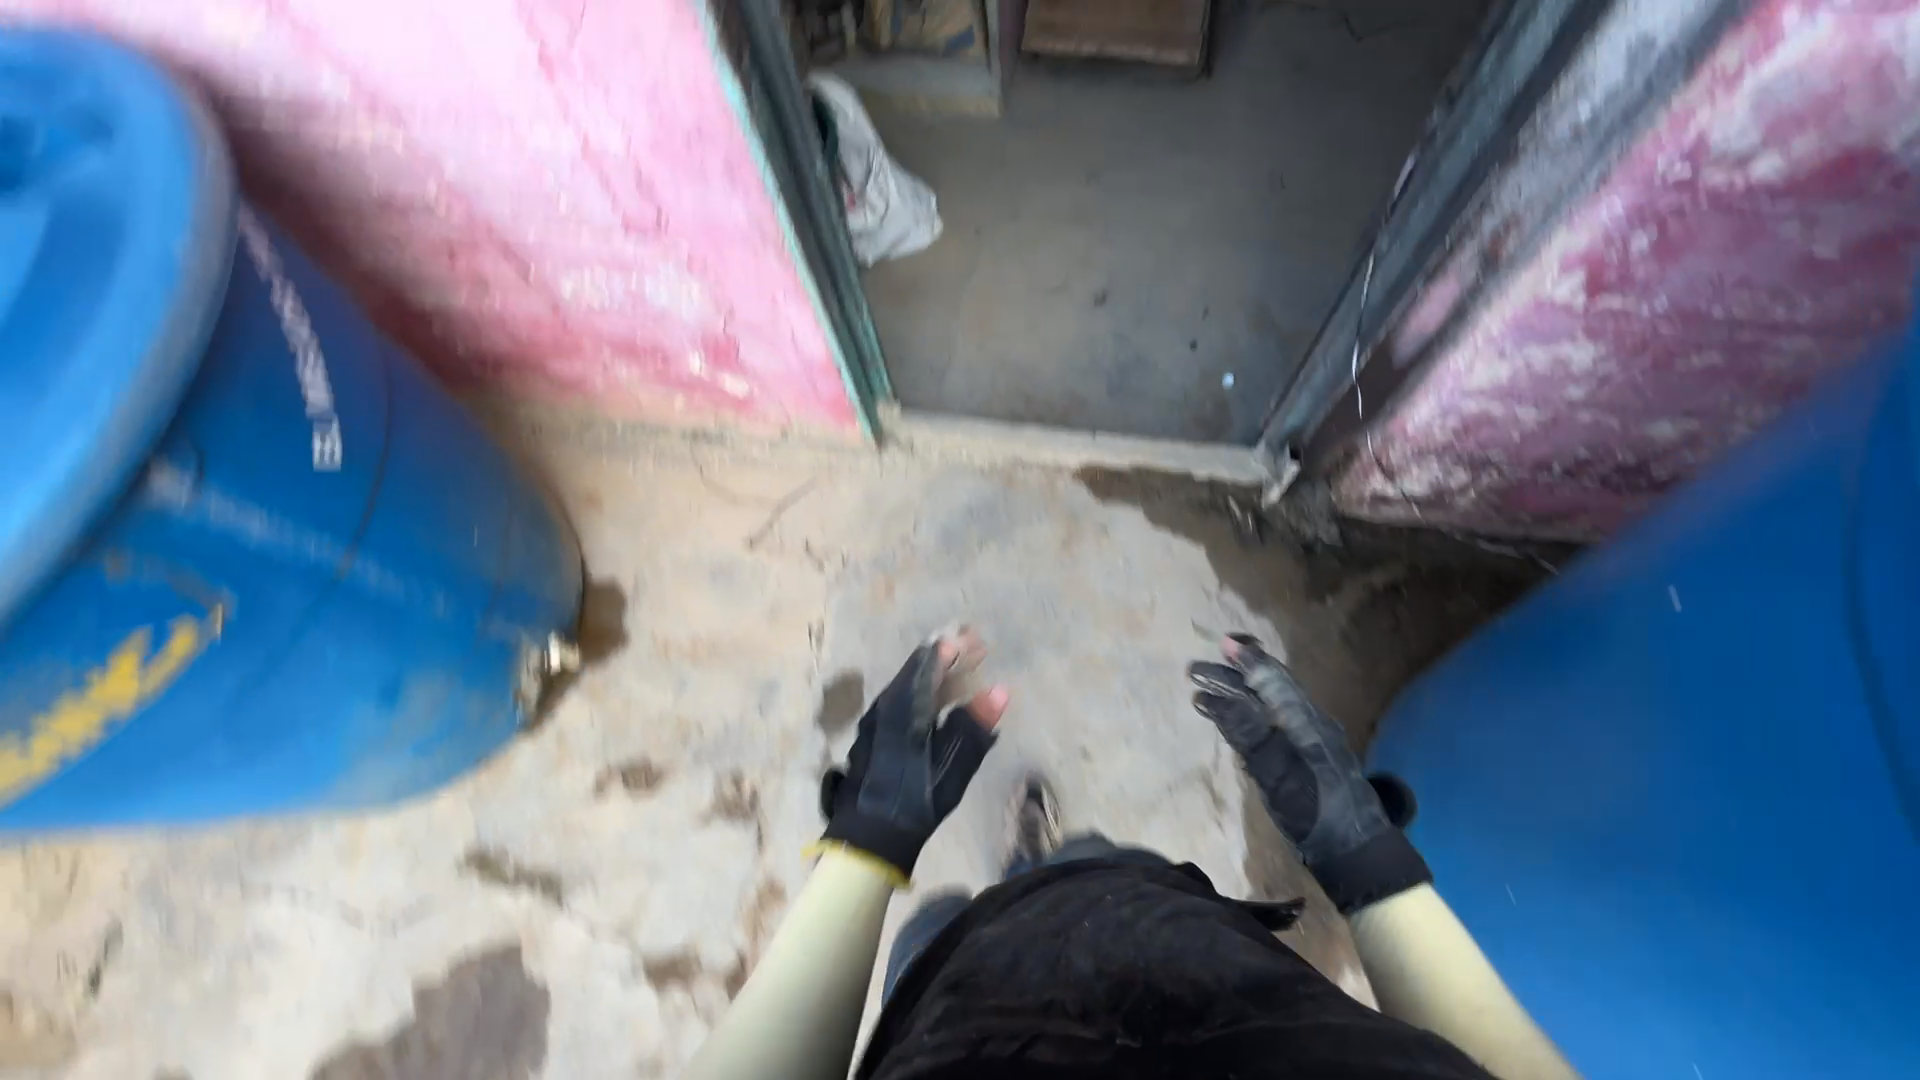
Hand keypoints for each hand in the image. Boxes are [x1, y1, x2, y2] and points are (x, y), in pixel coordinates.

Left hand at [818, 629, 1007, 884]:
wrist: (870, 833)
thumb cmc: (916, 799)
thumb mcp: (953, 767)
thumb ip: (975, 726)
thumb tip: (1000, 690)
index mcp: (906, 707)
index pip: (930, 664)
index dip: (953, 649)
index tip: (975, 639)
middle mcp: (887, 705)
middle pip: (917, 669)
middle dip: (945, 655)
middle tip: (972, 646)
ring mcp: (875, 718)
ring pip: (907, 682)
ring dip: (933, 671)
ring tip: (957, 666)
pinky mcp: (872, 732)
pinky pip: (900, 697)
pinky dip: (921, 687)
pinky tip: (933, 696)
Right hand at [1189, 634, 1428, 912]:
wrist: (1356, 854)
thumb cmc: (1316, 811)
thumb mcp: (1278, 773)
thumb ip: (1248, 734)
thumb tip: (1216, 697)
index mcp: (1304, 721)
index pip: (1272, 679)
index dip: (1248, 660)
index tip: (1222, 644)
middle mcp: (1308, 724)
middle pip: (1268, 690)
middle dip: (1233, 676)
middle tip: (1197, 670)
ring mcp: (1308, 744)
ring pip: (1268, 708)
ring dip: (1237, 696)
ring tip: (1205, 693)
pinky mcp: (1305, 762)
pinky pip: (1271, 726)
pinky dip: (1246, 718)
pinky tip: (1234, 724)